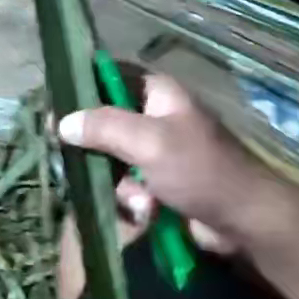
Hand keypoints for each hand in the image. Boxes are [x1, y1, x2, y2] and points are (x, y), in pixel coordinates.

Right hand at [58, 73, 289, 255]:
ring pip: (111, 161)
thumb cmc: (200, 170)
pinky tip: (148, 214)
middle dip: (97, 152)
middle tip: (82, 167)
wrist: (243, 220)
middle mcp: (154, 117)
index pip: (108, 77)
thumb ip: (104, 127)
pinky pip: (126, 185)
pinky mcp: (157, 182)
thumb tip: (62, 122)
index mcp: (157, 93)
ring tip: (142, 201)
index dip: (80, 91)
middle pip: (103, 123)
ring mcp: (155, 152)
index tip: (54, 114)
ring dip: (120, 185)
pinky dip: (133, 200)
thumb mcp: (149, 142)